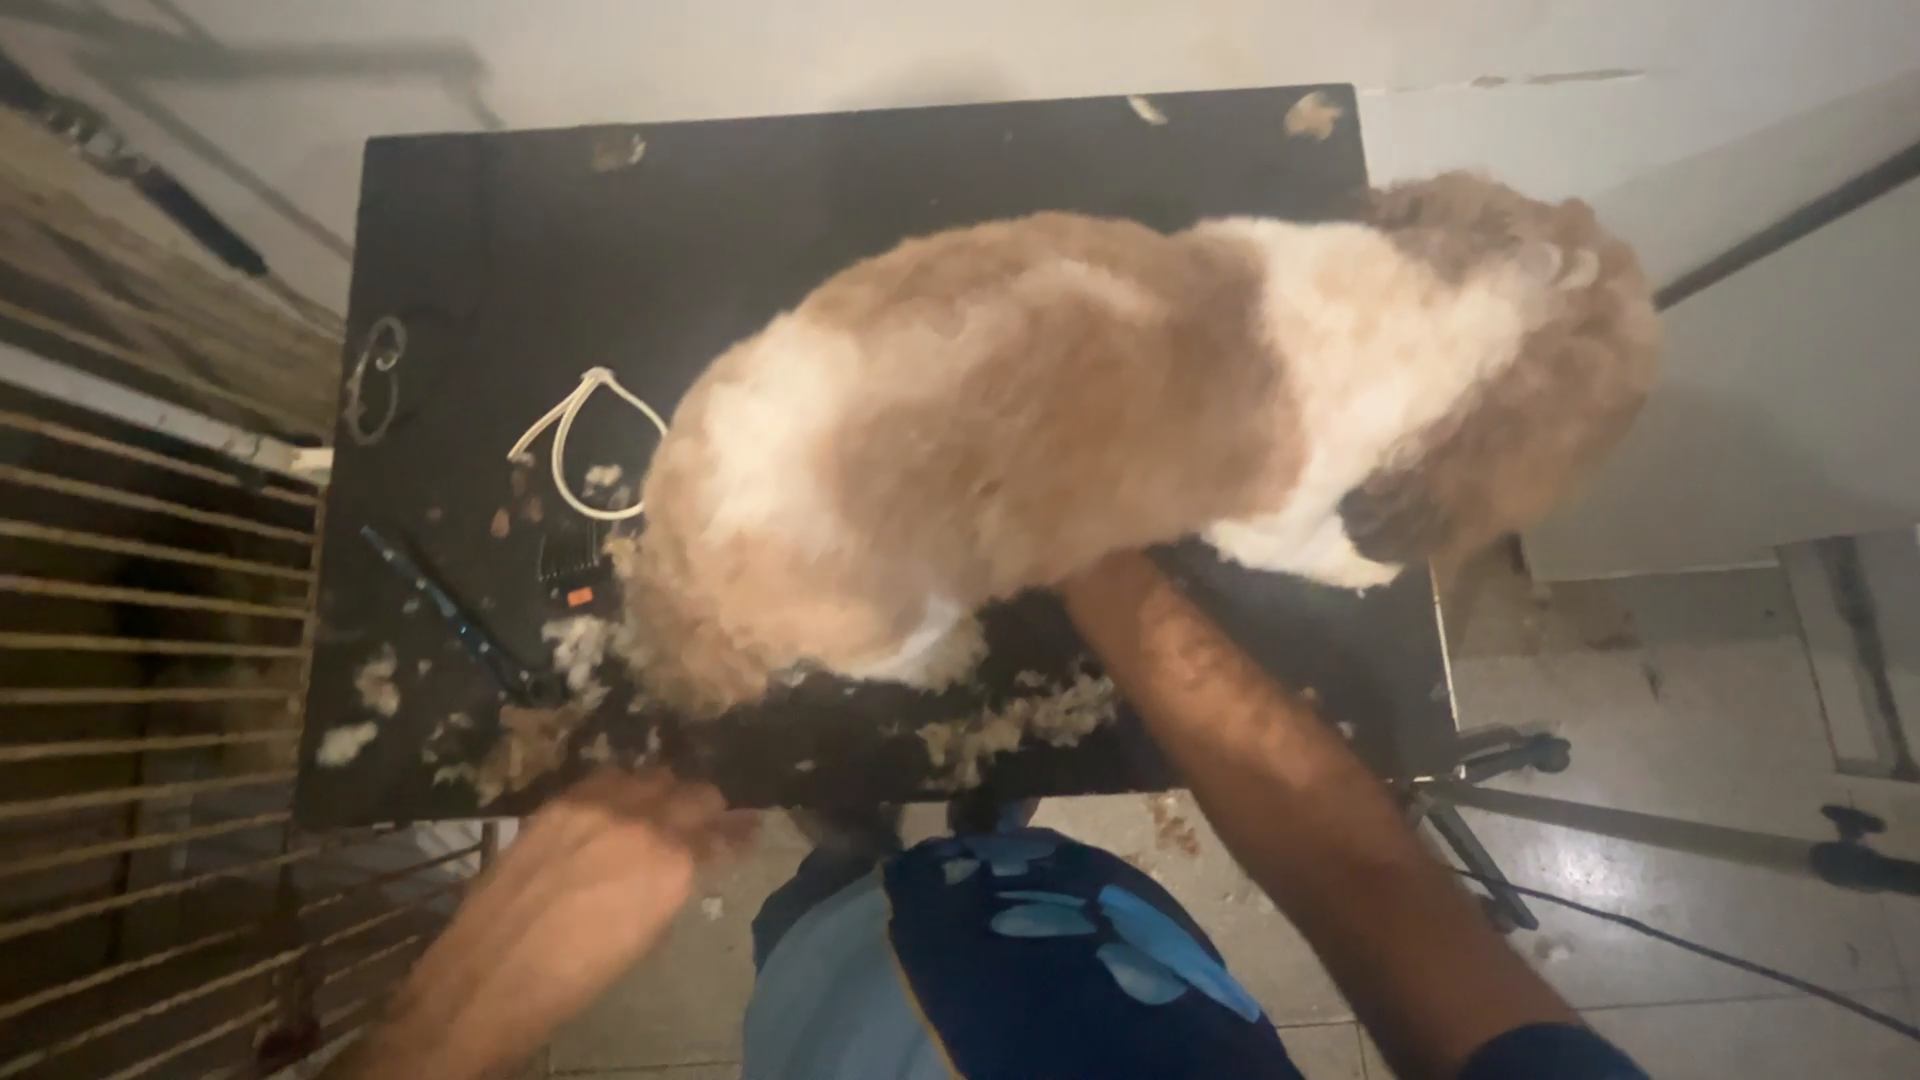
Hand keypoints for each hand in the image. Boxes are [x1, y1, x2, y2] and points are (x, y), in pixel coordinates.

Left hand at [347, 769, 754, 1079]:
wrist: (485, 982)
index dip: (740, 832)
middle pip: (698, 791)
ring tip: (655, 811)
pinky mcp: (561, 801)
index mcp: (674, 866)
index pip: (725, 832)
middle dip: (707, 807)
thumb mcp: (649, 933)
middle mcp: (645, 823)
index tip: (748, 829)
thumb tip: (700, 857)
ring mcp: (601, 806)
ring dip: (664, 792)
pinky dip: (622, 789)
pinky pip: (610, 777)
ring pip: (655, 774)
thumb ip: (680, 882)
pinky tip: (614, 809)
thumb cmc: (577, 977)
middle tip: (702, 822)